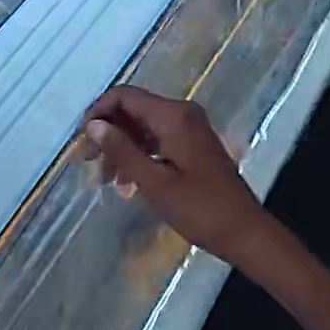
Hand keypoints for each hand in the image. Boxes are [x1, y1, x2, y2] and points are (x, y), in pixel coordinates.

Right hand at [84, 86, 267, 261]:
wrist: (246, 233)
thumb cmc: (200, 208)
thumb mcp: (154, 181)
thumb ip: (122, 149)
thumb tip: (94, 125)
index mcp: (173, 115)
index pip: (125, 96)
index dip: (99, 111)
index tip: (83, 137)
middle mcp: (181, 112)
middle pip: (133, 109)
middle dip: (109, 131)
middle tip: (89, 160)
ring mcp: (189, 127)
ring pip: (143, 125)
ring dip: (122, 145)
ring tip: (106, 177)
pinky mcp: (192, 143)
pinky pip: (157, 136)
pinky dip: (139, 152)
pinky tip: (127, 179)